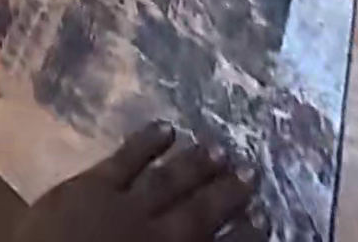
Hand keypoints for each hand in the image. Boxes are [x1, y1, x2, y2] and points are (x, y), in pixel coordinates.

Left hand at [13, 122, 266, 241]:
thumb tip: (190, 240)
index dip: (243, 236)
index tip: (263, 218)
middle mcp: (157, 238)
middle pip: (199, 213)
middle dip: (227, 193)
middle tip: (251, 170)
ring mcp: (125, 208)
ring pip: (169, 181)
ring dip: (195, 164)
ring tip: (219, 148)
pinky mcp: (94, 185)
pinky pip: (127, 159)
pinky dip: (148, 141)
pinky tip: (166, 127)